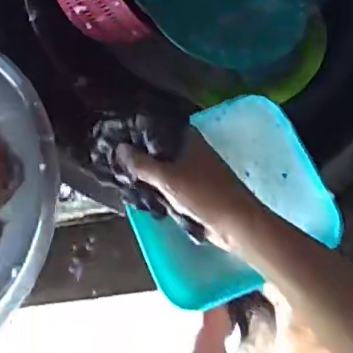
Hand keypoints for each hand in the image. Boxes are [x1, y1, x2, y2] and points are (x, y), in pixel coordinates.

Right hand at [116, 130, 265, 246]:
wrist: (238, 224)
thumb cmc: (204, 195)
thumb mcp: (167, 179)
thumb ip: (141, 163)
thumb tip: (118, 148)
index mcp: (185, 136)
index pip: (152, 127)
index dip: (133, 135)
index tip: (114, 145)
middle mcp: (189, 146)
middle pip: (156, 148)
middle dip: (139, 159)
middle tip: (118, 169)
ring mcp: (194, 166)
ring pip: (163, 166)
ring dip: (149, 176)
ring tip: (129, 184)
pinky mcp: (196, 186)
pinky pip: (171, 182)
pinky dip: (160, 188)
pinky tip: (147, 196)